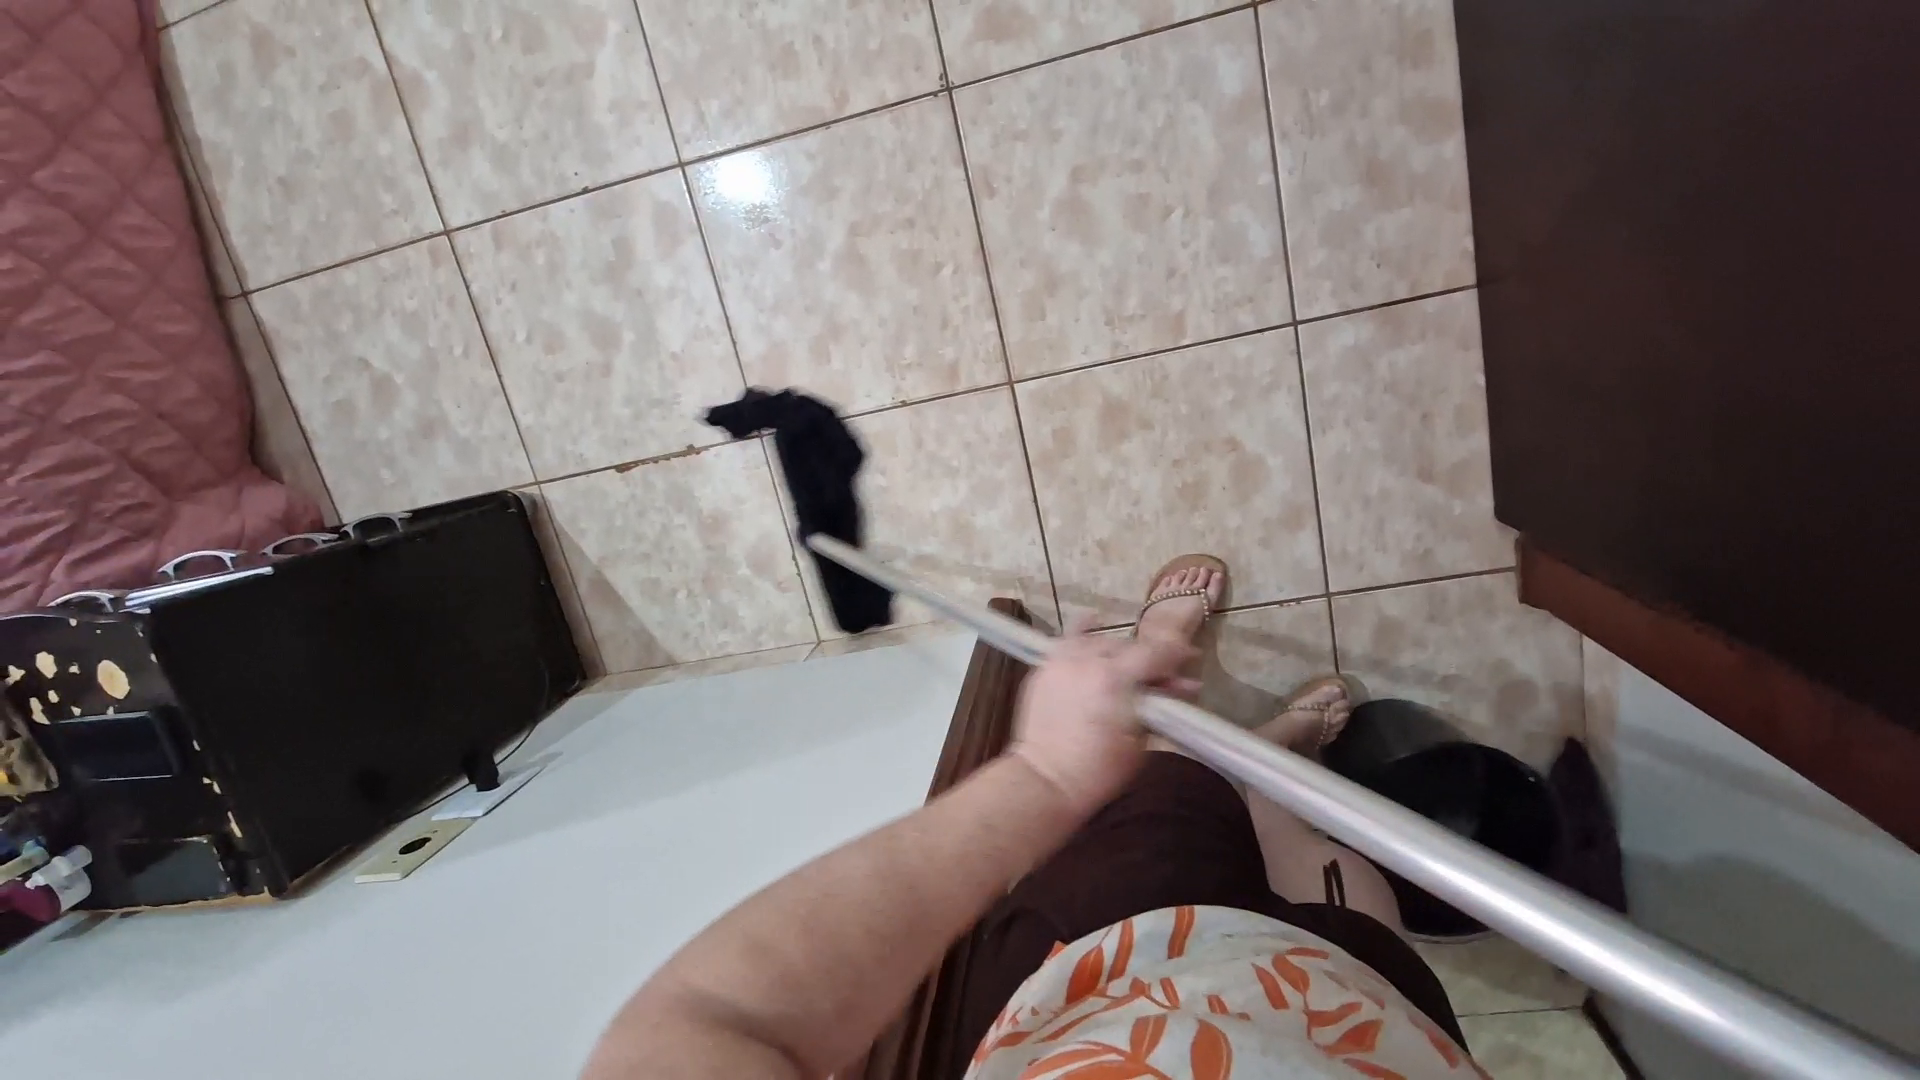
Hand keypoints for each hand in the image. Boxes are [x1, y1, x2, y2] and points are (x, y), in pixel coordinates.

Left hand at [1010, 629, 1196, 814]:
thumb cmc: (1098, 771)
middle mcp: (1086, 660)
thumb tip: (1176, 689)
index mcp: (1114, 679)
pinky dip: (1083, 633)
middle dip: (1149, 659)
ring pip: (1099, 641)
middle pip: (1128, 647)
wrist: (1045, 780)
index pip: (1154, 652)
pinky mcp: (1044, 668)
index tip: (1190, 657)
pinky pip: (1067, 641)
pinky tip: (1093, 622)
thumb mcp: (1140, 741)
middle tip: (1164, 678)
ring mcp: (1060, 661)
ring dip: (1119, 651)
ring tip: (1131, 665)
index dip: (1177, 653)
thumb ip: (1156, 708)